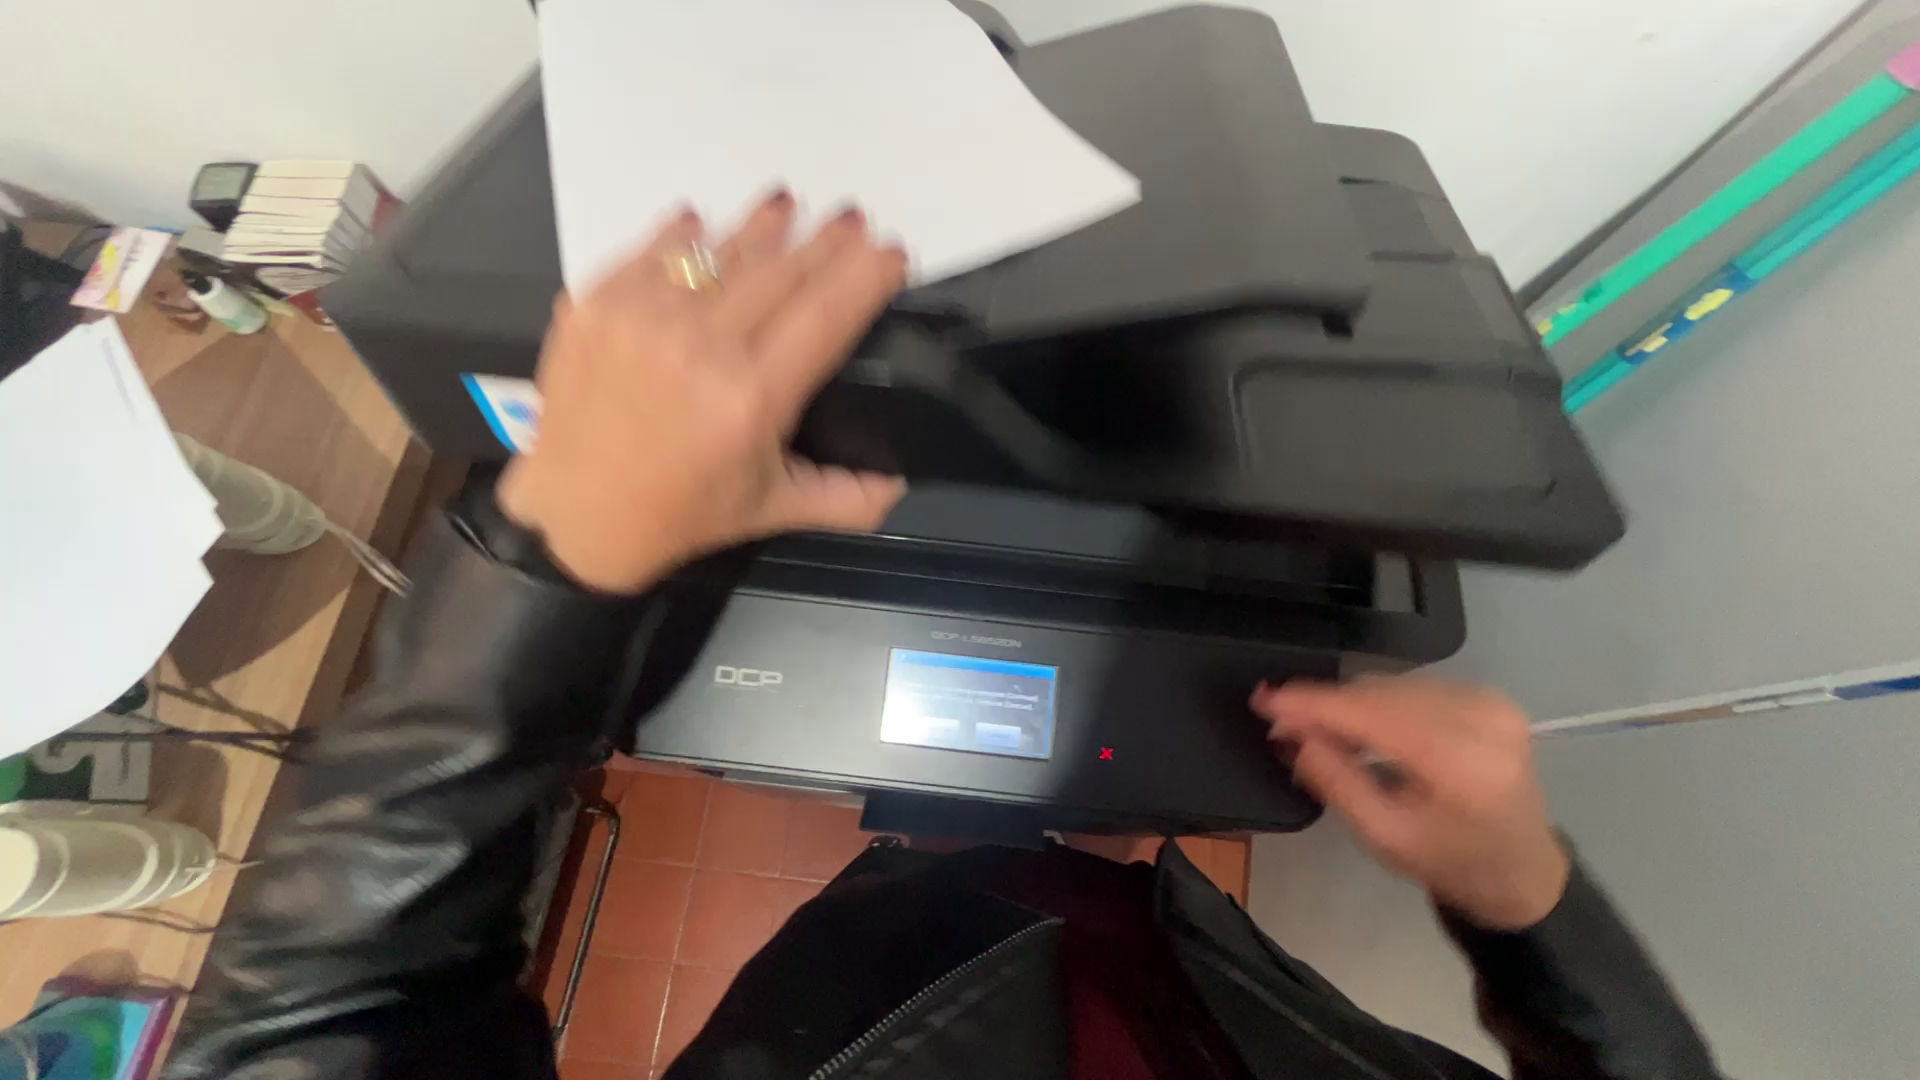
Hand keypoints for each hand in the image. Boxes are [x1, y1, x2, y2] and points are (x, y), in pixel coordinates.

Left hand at [498, 196, 909, 593]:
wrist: (576, 516)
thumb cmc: (683, 512)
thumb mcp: (776, 511)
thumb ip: (848, 498)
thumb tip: (901, 475)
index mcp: (750, 400)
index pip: (826, 316)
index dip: (865, 277)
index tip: (892, 253)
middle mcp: (699, 348)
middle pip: (782, 272)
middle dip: (827, 241)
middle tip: (855, 221)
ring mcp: (642, 317)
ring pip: (721, 252)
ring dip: (764, 224)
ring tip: (791, 205)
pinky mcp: (596, 304)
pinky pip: (655, 251)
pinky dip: (687, 233)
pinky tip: (707, 223)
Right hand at [1252, 676, 1569, 930]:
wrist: (1521, 870)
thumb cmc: (1448, 861)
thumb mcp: (1381, 836)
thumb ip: (1334, 780)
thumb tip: (1289, 731)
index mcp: (1460, 763)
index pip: (1371, 714)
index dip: (1311, 704)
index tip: (1262, 700)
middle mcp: (1480, 720)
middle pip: (1377, 693)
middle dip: (1323, 704)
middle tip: (1280, 722)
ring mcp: (1488, 703)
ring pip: (1389, 684)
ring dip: (1346, 702)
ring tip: (1316, 727)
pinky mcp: (1487, 697)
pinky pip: (1408, 685)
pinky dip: (1374, 700)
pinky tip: (1358, 724)